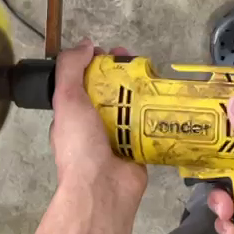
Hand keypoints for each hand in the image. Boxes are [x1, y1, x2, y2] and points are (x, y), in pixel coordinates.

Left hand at [50, 41, 147, 205]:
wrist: (103, 188)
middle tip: (138, 58)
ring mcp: (118, 137)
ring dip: (142, 88)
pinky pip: (149, 125)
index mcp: (73, 114)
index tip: (111, 51)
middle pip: (111, 90)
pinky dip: (158, 112)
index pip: (84, 81)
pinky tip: (167, 96)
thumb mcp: (66, 100)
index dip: (97, 63)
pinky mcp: (139, 148)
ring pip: (132, 105)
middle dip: (122, 72)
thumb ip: (70, 69)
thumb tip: (85, 44)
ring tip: (155, 72)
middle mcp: (94, 124)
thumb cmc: (80, 144)